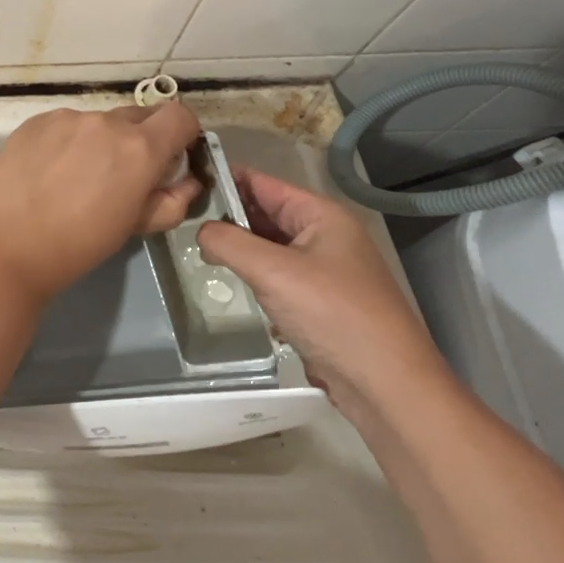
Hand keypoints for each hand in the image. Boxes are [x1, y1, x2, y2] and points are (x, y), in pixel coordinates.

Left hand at [0, 103, 201, 302]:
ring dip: (99, 142)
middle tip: (122, 177)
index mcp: (139, 148)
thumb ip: (171, 200)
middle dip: (140, 140)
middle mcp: (104, 122)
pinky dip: (66, 142)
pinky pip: (63, 125)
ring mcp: (64, 119)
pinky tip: (48, 172)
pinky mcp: (32, 123)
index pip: (180, 116)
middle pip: (138, 117)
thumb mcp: (136, 227)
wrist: (5, 246)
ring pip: (97, 123)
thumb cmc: (78, 245)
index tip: (170, 159)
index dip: (181, 135)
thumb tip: (185, 181)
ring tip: (76, 179)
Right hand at [197, 167, 444, 411]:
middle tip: (177, 216)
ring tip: (191, 244)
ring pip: (266, 245)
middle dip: (224, 214)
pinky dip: (249, 272)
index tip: (180, 180)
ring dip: (234, 245)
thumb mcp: (272, 271)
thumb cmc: (332, 315)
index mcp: (321, 216)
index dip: (222, 177)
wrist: (386, 385)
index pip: (261, 182)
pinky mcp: (316, 300)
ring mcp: (322, 269)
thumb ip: (227, 241)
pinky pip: (274, 274)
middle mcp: (324, 235)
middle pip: (263, 212)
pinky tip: (223, 277)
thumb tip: (200, 230)